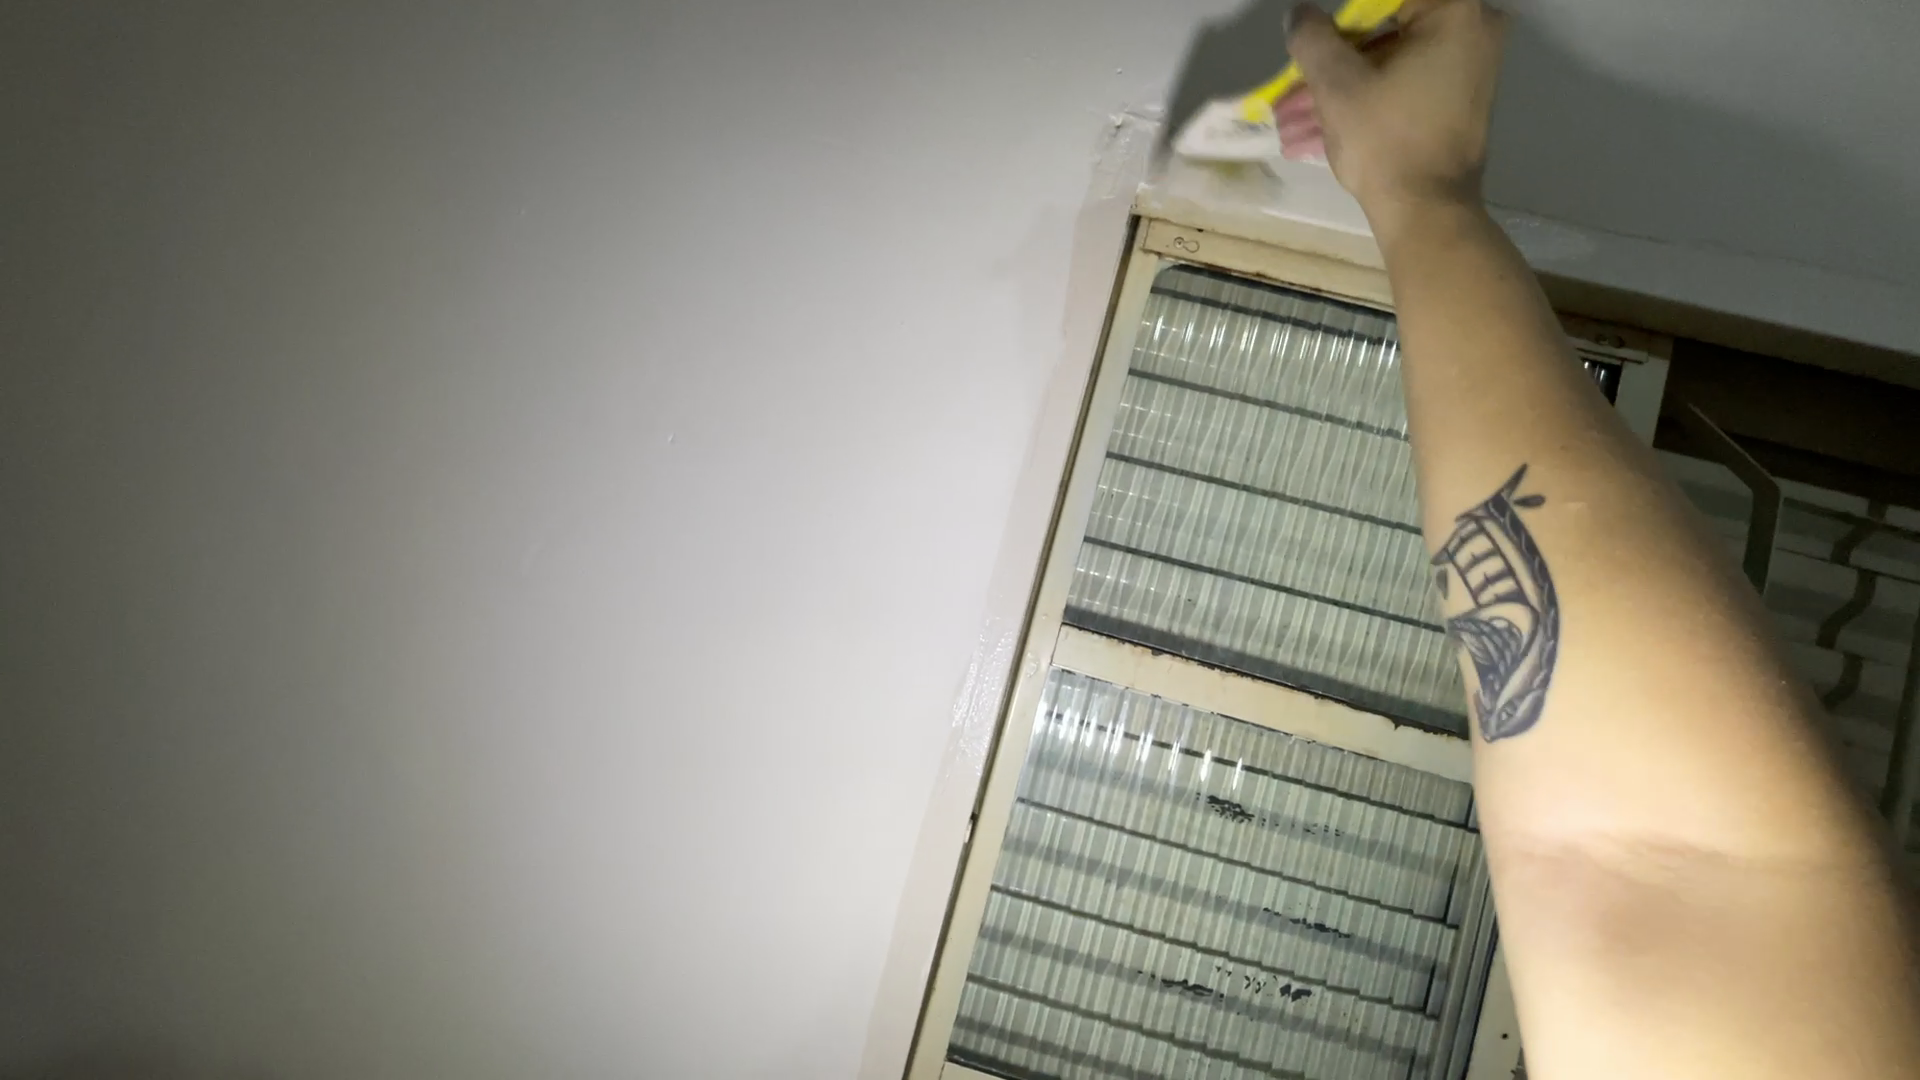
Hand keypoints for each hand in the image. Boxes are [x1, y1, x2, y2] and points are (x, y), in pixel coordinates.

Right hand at [1276, 0, 1508, 228]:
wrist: (1425, 207)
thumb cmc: (1384, 140)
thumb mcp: (1337, 87)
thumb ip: (1313, 41)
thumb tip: (1299, 13)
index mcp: (1453, 11)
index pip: (1384, 2)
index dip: (1342, 26)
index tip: (1313, 55)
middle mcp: (1474, 29)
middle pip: (1387, 34)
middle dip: (1334, 67)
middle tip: (1292, 96)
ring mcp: (1470, 69)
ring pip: (1391, 68)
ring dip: (1341, 93)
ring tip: (1294, 126)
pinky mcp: (1459, 104)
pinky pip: (1405, 91)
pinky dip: (1366, 106)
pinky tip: (1323, 133)